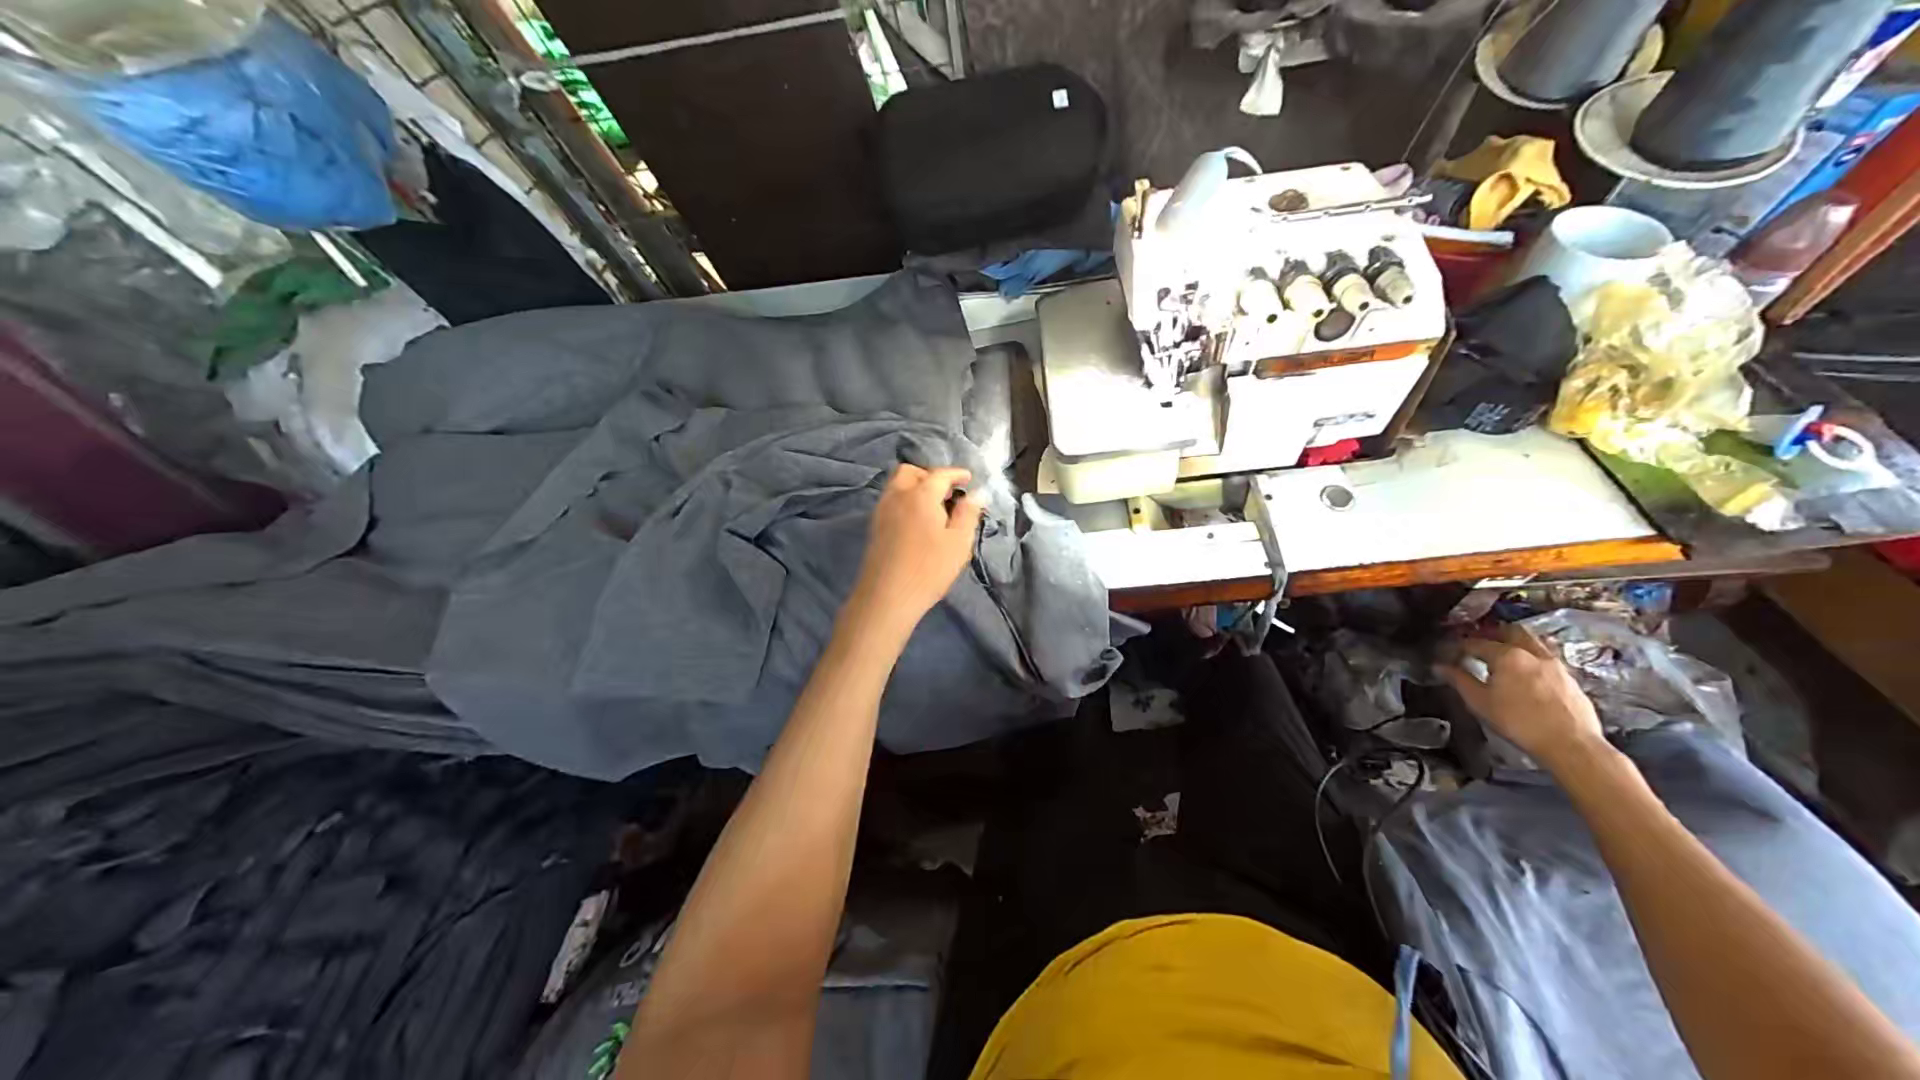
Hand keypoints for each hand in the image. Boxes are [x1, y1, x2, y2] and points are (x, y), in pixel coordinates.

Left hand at [843, 465, 984, 643]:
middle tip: (948, 491)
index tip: (969, 478)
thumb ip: (968, 513)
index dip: (956, 474)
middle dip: (930, 475)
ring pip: (897, 485)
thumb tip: (977, 493)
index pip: (939, 475)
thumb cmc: (928, 569)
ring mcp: (881, 511)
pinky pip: (891, 500)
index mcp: (920, 495)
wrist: (886, 596)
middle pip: (911, 472)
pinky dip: (905, 499)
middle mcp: (897, 496)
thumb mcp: (959, 542)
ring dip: (916, 486)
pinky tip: (918, 520)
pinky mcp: (874, 527)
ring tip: (934, 506)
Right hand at [1440, 623, 1609, 771]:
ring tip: (1505, 657)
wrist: (1571, 744)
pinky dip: (1533, 660)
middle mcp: (1533, 653)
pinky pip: (1548, 660)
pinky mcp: (1572, 679)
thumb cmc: (1518, 721)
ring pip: (1534, 643)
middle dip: (1493, 634)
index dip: (1459, 646)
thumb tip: (1439, 666)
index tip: (1448, 652)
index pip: (1476, 643)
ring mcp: (1556, 665)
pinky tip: (1529, 675)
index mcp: (1507, 655)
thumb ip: (1459, 680)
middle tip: (1480, 644)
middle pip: (1512, 632)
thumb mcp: (1480, 702)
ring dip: (1517, 644)